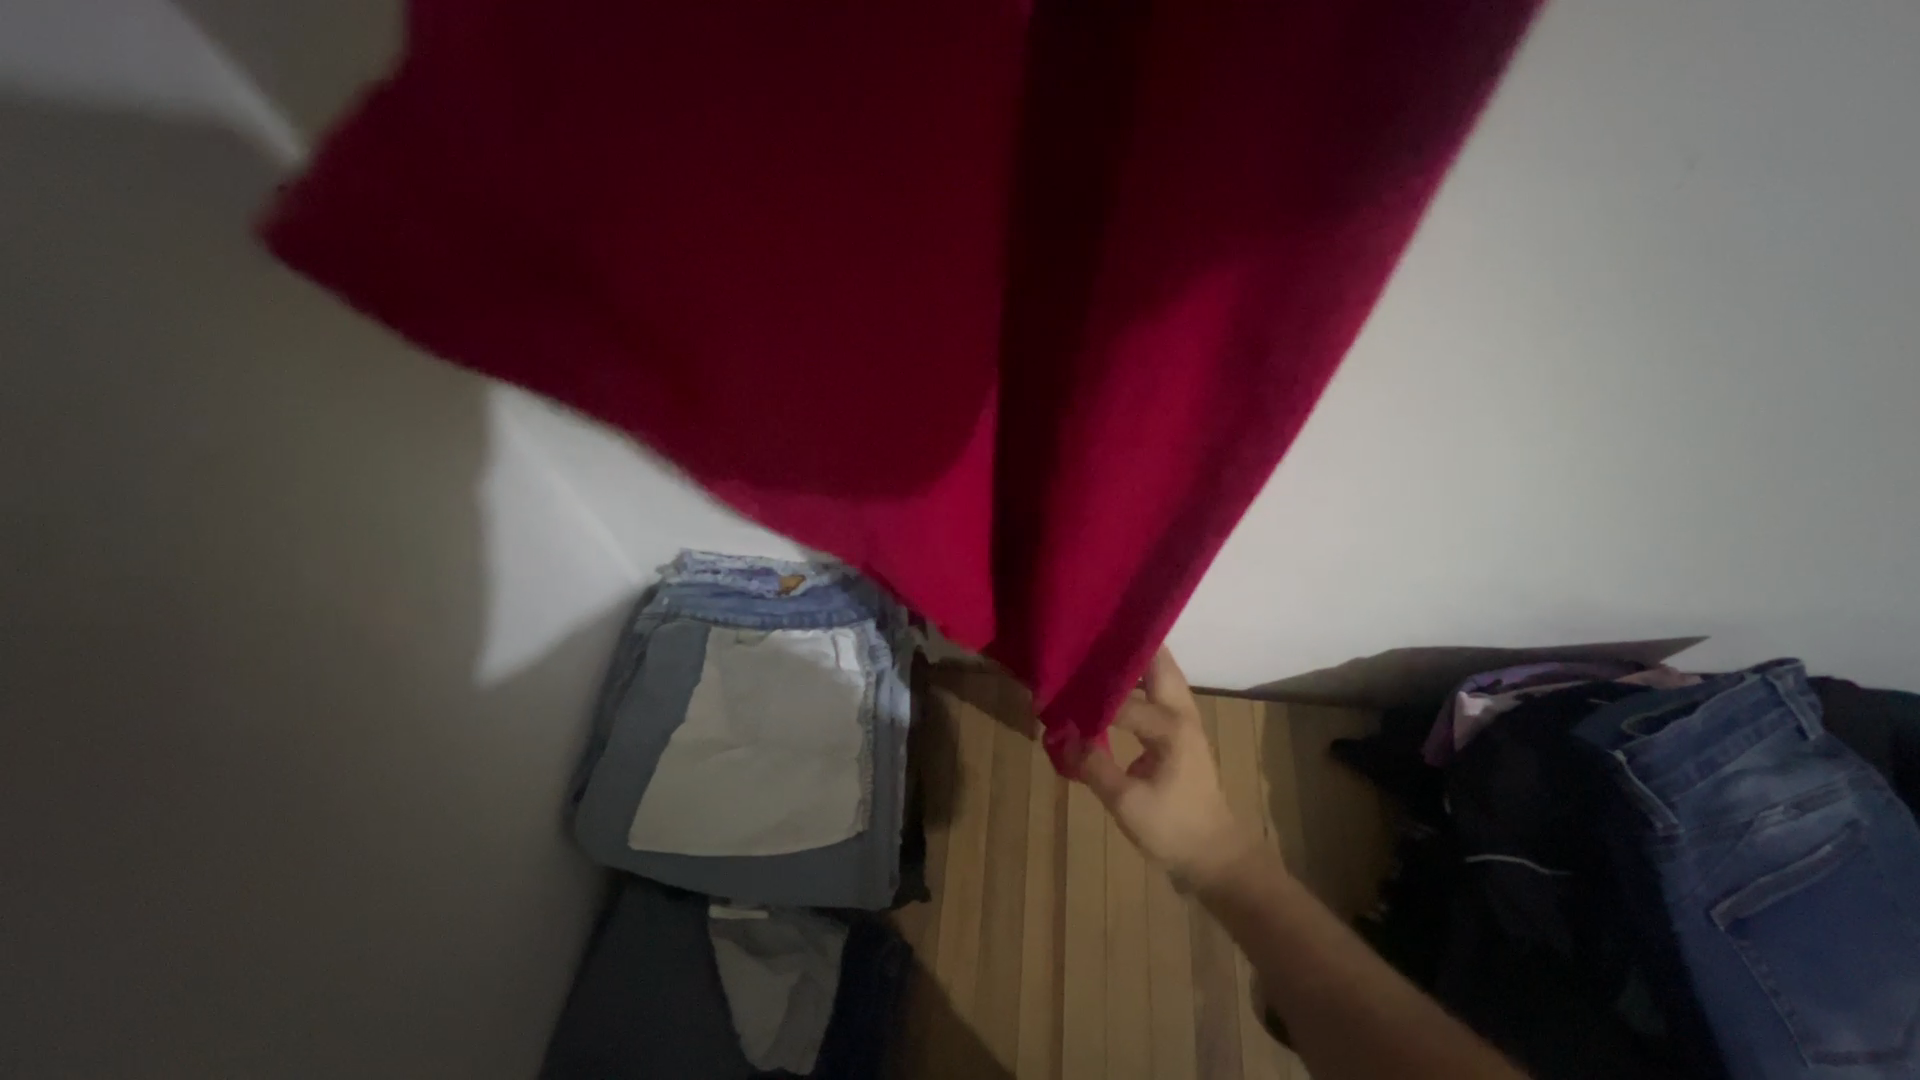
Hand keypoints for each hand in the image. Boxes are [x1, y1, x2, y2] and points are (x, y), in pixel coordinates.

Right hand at [1066, 647, 1264, 889]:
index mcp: (1170, 727)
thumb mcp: (1126, 802)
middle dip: (1126, 648)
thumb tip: (1061, 736)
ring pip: (1161, 674)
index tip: (1056, 694)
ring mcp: (1185, 720)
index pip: (1121, 701)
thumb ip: (1093, 766)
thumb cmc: (1174, 828)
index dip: (1088, 698)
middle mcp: (1182, 713)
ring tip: (1096, 655)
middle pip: (1157, 663)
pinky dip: (1138, 682)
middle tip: (1088, 639)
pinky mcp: (1182, 731)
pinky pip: (1159, 692)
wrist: (1215, 856)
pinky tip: (1112, 688)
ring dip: (1134, 662)